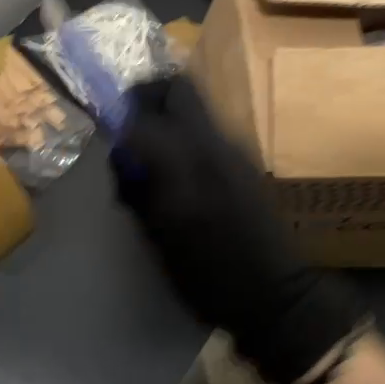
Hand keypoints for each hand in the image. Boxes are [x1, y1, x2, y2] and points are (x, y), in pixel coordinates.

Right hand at [115, 77, 367, 383]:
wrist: (277, 295)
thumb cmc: (210, 280)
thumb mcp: (159, 240)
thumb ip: (137, 189)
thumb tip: (120, 154)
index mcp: (185, 165)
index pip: (144, 111)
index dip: (119, 114)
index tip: (107, 130)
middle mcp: (212, 143)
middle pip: (177, 87)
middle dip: (147, 96)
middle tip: (128, 125)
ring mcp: (235, 148)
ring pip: (195, 105)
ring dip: (168, 116)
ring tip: (151, 155)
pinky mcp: (246, 159)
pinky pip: (208, 130)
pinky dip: (186, 137)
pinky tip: (179, 173)